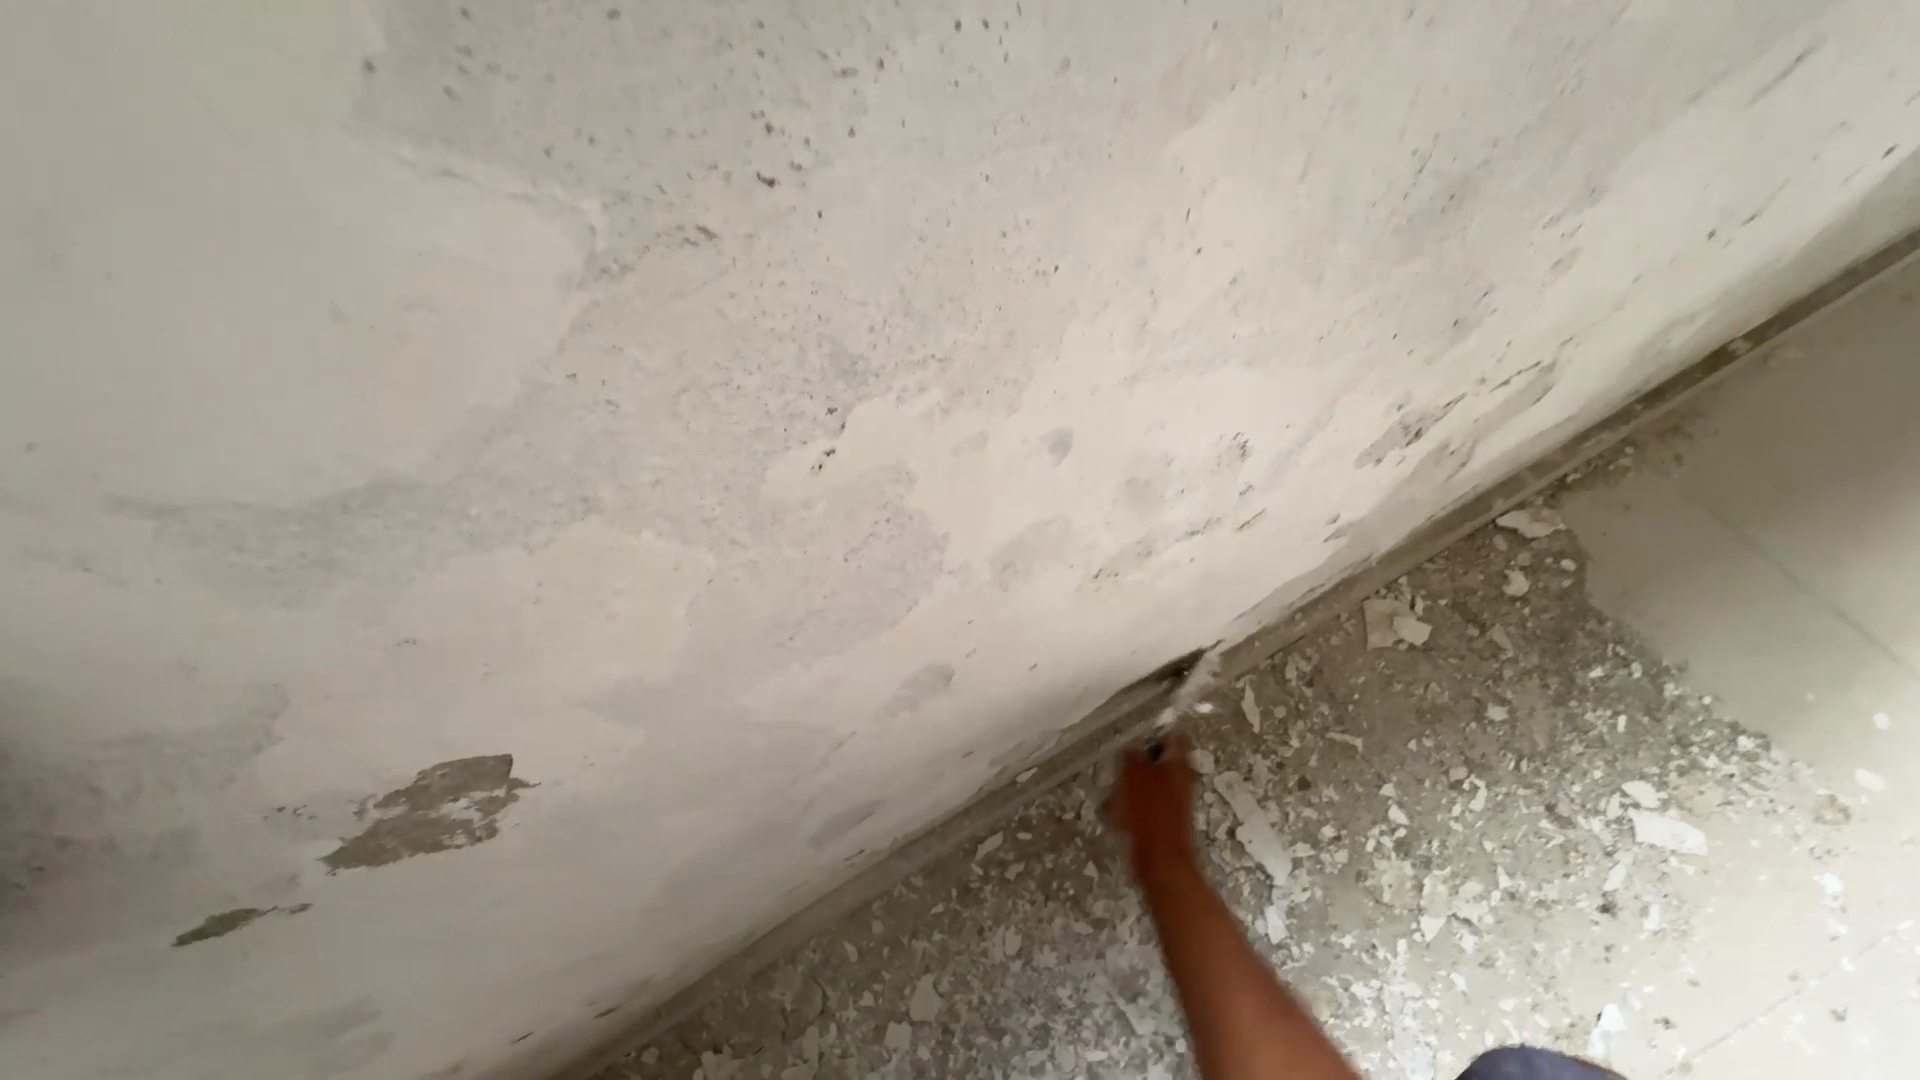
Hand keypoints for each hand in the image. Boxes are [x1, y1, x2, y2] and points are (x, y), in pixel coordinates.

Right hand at [1108, 733, 1197, 869]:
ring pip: (1152, 782)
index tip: (1137, 732)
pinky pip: (1147, 803)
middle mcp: (1182, 780)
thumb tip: (1130, 745)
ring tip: (1112, 793)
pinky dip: (1132, 805)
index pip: (1175, 736)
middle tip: (1119, 765)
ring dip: (1131, 785)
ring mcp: (1176, 802)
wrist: (1161, 863)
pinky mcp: (1166, 820)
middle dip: (1138, 762)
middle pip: (1161, 760)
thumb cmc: (1148, 815)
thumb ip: (1132, 757)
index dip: (1158, 731)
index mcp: (1179, 765)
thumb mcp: (1133, 778)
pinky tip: (1115, 814)